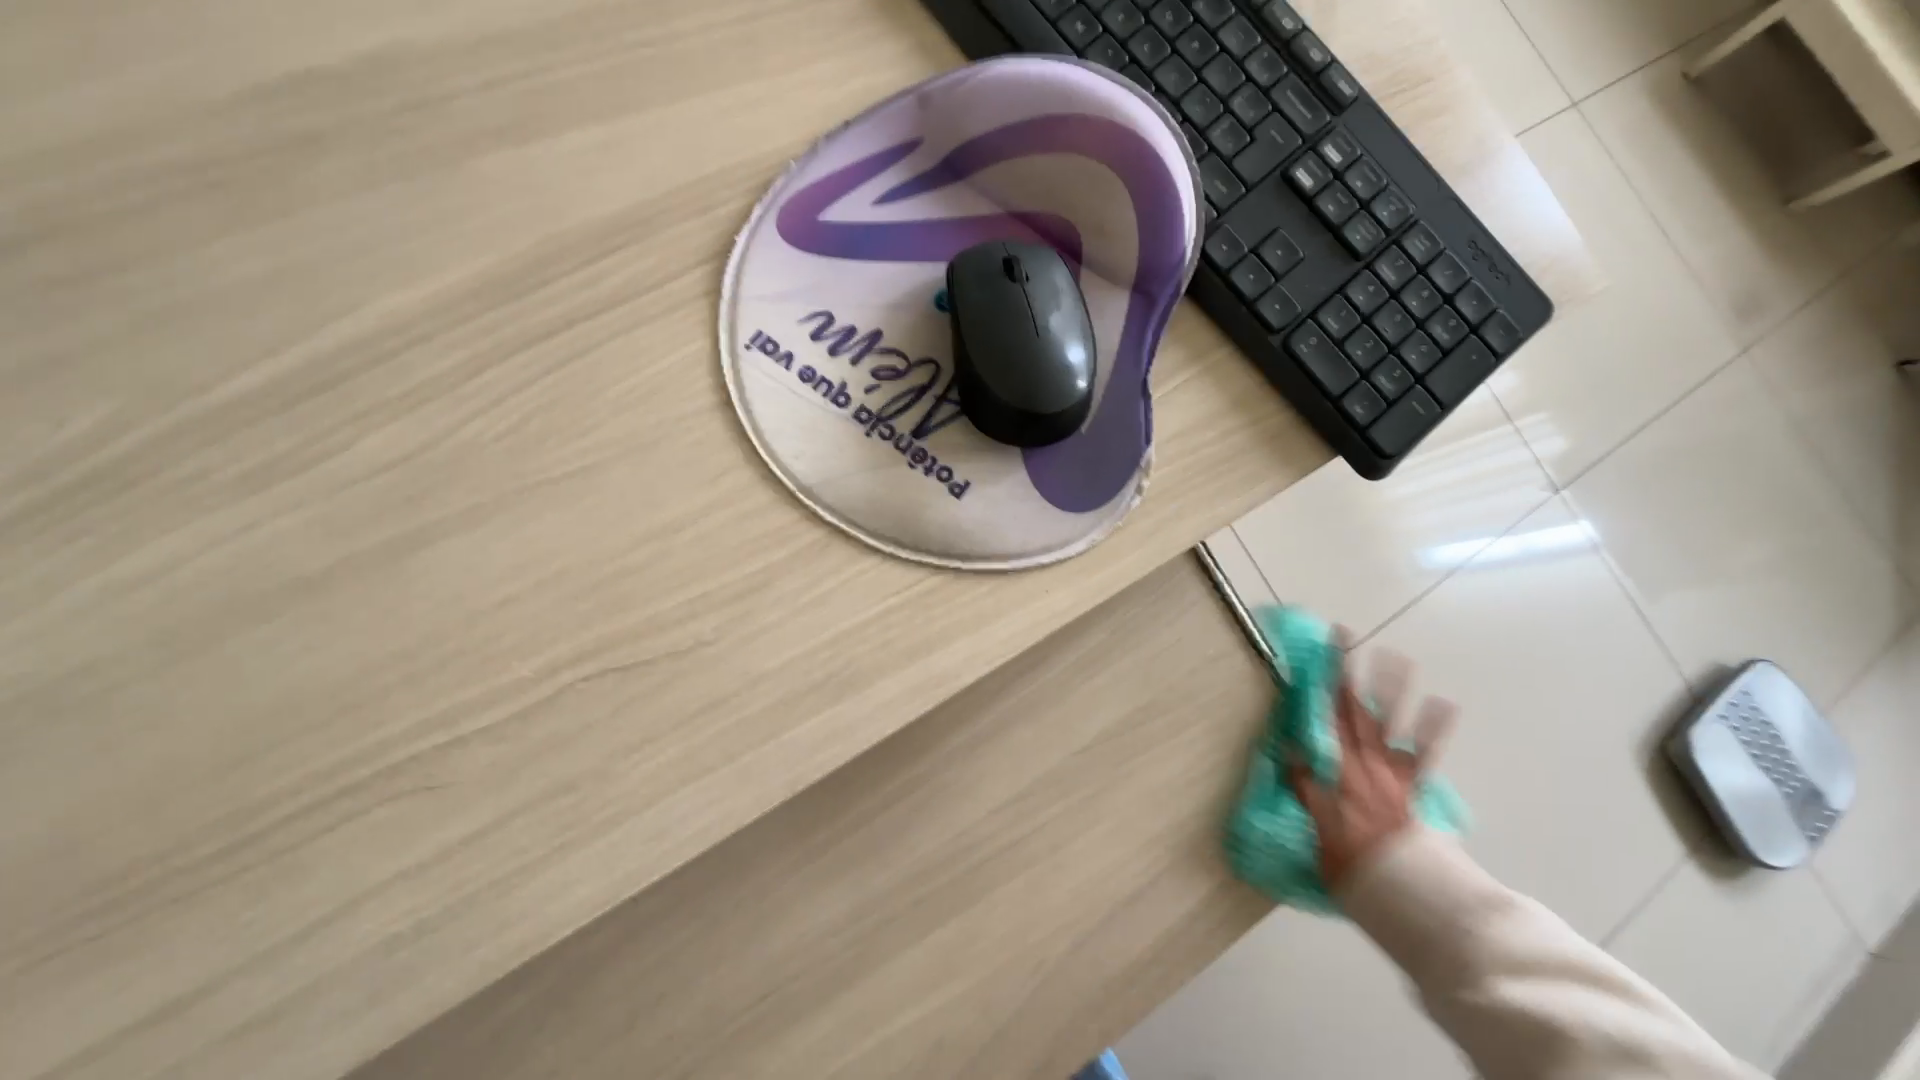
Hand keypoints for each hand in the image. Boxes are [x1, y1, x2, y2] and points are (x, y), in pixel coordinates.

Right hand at [1290, 628, 1457, 889]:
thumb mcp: (1319, 832)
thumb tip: (1293, 754)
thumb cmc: (1354, 869)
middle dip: (1345, 673)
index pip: (1318, 724)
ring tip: (1395, 656)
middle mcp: (1363, 765)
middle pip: (1351, 711)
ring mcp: (1392, 774)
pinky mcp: (1414, 788)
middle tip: (1344, 637)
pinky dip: (1433, 729)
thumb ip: (1309, 792)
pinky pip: (1425, 754)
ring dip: (1392, 689)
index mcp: (1335, 775)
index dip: (1312, 689)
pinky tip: (1443, 703)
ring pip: (1389, 723)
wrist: (1407, 892)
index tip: (1308, 659)